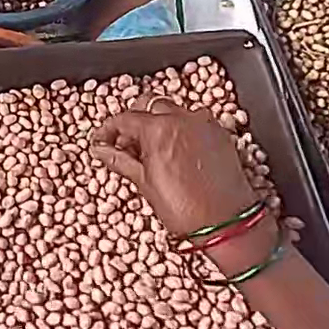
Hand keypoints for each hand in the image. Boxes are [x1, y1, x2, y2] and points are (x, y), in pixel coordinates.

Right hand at [89, 100, 260, 236]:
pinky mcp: (219, 135)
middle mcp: (182, 119)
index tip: (103, 141)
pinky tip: (174, 152)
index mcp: (158, 129)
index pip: (124, 118)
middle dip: (133, 121)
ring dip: (157, 123)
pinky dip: (179, 129)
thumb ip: (119, 159)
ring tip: (150, 150)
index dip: (108, 130)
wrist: (227, 223)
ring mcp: (203, 125)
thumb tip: (101, 149)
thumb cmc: (186, 208)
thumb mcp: (143, 182)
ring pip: (172, 110)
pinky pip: (193, 121)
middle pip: (148, 105)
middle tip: (125, 145)